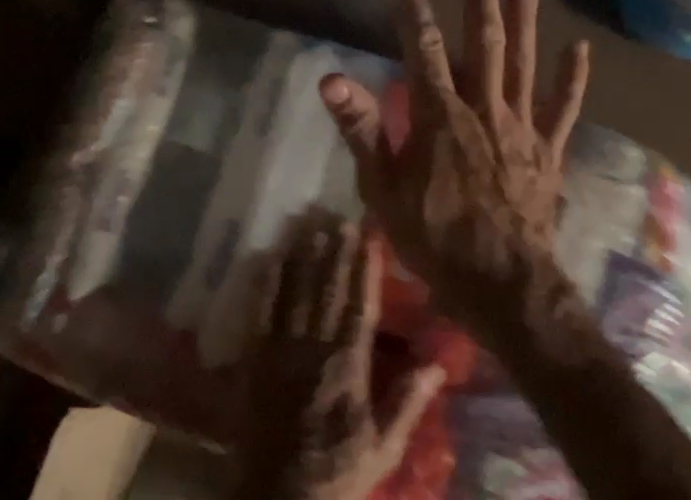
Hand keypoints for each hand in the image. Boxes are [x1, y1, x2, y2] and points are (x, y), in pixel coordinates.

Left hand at [235, 211, 444, 499]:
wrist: (281, 492)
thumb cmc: (338, 469)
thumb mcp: (384, 446)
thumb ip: (408, 401)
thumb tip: (437, 362)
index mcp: (348, 366)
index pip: (359, 306)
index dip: (363, 268)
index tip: (366, 236)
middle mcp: (314, 348)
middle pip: (326, 290)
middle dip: (333, 252)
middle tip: (337, 217)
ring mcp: (280, 350)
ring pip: (294, 292)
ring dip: (303, 256)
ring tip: (309, 223)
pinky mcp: (253, 358)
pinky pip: (260, 311)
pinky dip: (266, 281)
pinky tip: (271, 256)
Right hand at [318, 0, 589, 329]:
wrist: (501, 284)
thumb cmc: (433, 236)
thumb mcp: (382, 187)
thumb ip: (361, 127)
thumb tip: (330, 78)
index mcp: (439, 113)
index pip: (424, 45)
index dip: (415, 4)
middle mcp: (484, 107)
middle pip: (484, 40)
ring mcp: (522, 127)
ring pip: (525, 62)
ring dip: (526, 18)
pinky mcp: (549, 151)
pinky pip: (563, 108)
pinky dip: (572, 78)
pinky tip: (580, 49)